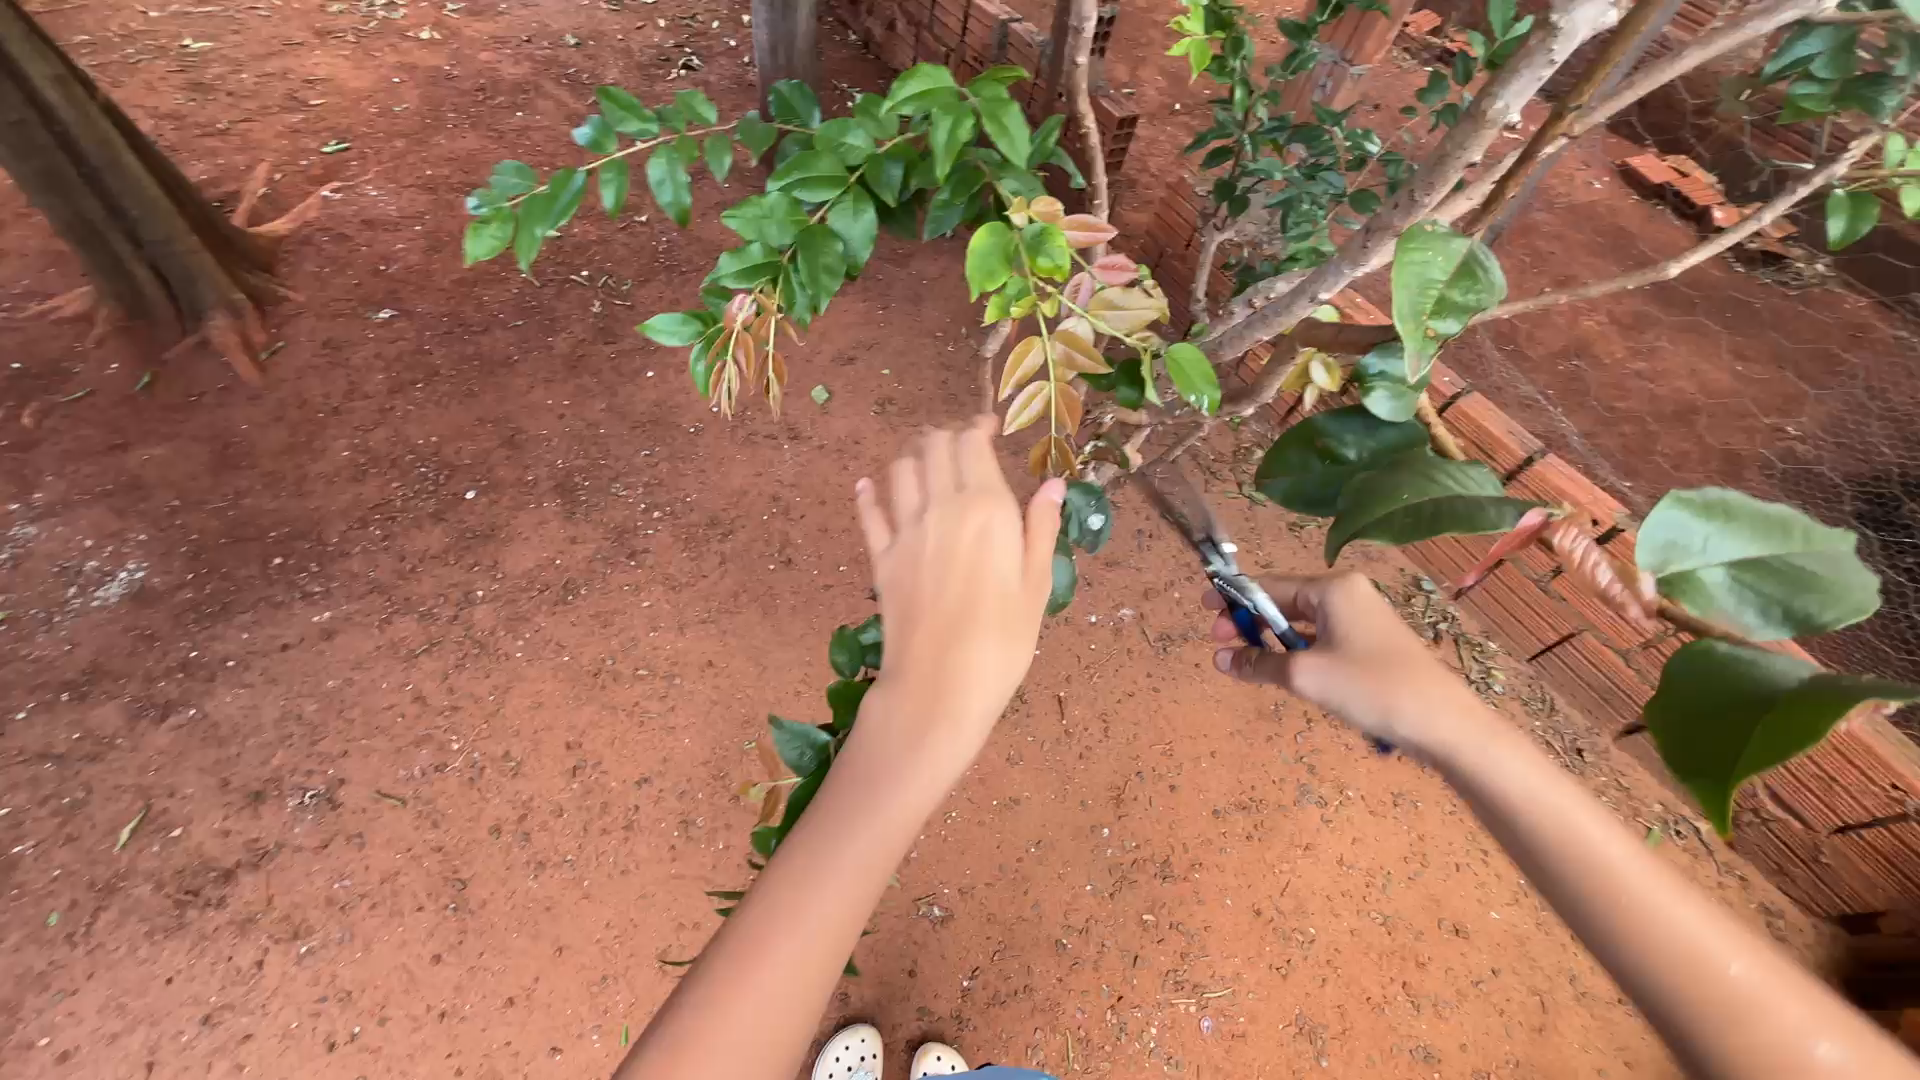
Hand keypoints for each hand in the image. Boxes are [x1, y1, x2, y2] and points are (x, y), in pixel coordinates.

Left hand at [850, 417, 1064, 776]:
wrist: (941, 684)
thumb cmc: (1004, 640)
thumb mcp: (1037, 584)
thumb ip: (1041, 526)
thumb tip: (1052, 483)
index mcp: (985, 507)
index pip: (972, 443)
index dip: (978, 426)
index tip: (989, 425)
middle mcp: (940, 506)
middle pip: (933, 447)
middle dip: (947, 435)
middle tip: (961, 442)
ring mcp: (905, 531)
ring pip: (900, 470)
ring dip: (913, 455)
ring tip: (927, 460)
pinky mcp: (881, 558)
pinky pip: (869, 513)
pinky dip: (869, 493)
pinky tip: (869, 486)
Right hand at [1206, 572, 1487, 752]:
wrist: (1444, 724)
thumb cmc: (1370, 687)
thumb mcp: (1304, 675)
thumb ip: (1258, 662)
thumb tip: (1221, 659)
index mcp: (1332, 588)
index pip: (1269, 585)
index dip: (1234, 599)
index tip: (1205, 612)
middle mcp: (1346, 594)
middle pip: (1283, 601)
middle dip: (1249, 622)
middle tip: (1222, 646)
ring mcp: (1361, 618)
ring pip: (1300, 622)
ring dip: (1270, 640)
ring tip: (1246, 661)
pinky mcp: (1369, 643)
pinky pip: (1319, 638)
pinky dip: (1295, 650)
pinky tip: (1282, 670)